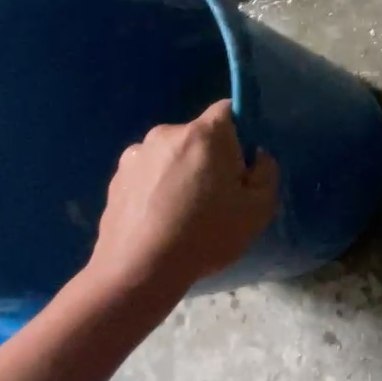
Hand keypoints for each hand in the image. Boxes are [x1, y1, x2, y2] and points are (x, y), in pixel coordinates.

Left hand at [90, 100, 279, 296]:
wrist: (138, 271)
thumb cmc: (207, 234)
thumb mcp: (259, 207)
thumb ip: (266, 171)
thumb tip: (256, 156)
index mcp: (205, 134)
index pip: (230, 109)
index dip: (243, 129)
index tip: (247, 158)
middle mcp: (166, 134)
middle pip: (201, 135)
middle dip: (213, 155)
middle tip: (221, 191)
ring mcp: (135, 155)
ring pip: (173, 154)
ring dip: (183, 170)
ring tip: (187, 208)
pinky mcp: (115, 179)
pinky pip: (150, 172)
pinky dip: (159, 186)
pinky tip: (163, 217)